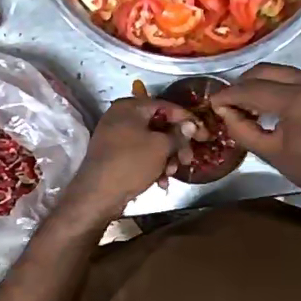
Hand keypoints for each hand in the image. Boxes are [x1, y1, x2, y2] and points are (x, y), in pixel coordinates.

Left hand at [55, 96, 196, 227]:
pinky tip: (161, 181)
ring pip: (151, 142)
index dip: (187, 120)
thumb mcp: (160, 147)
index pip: (166, 106)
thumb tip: (191, 125)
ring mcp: (115, 136)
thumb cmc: (130, 163)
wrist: (97, 194)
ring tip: (172, 174)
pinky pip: (140, 154)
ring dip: (166, 158)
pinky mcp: (114, 155)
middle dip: (176, 144)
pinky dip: (153, 165)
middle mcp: (121, 117)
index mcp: (130, 107)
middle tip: (188, 159)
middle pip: (159, 126)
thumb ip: (178, 134)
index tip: (203, 133)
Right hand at [210, 63, 300, 199]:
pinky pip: (288, 77)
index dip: (228, 95)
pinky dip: (271, 86)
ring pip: (276, 71)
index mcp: (296, 99)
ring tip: (241, 105)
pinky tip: (262, 104)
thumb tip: (223, 112)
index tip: (211, 103)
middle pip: (263, 71)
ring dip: (256, 84)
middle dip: (241, 85)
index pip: (252, 89)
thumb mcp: (270, 153)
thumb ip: (243, 130)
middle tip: (225, 104)